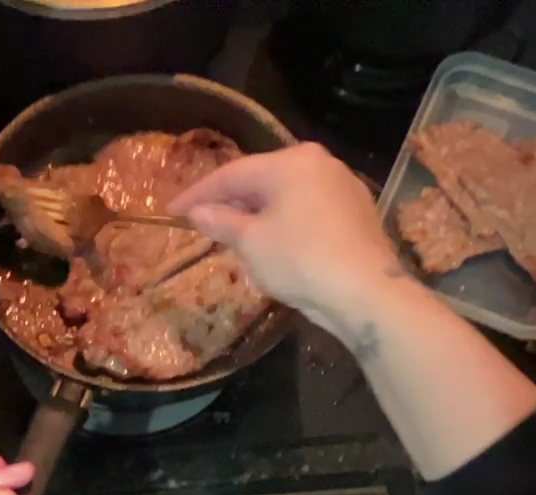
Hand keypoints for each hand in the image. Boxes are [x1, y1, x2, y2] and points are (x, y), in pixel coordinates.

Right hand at [169, 142, 404, 314]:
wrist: (362, 290)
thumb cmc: (299, 260)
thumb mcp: (250, 243)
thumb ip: (220, 222)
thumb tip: (197, 212)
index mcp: (290, 162)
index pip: (232, 173)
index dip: (198, 193)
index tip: (172, 210)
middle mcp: (318, 163)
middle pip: (260, 180)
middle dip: (228, 202)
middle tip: (200, 221)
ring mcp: (340, 185)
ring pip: (283, 195)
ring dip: (253, 214)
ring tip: (230, 235)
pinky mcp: (352, 211)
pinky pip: (304, 210)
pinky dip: (280, 222)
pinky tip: (268, 244)